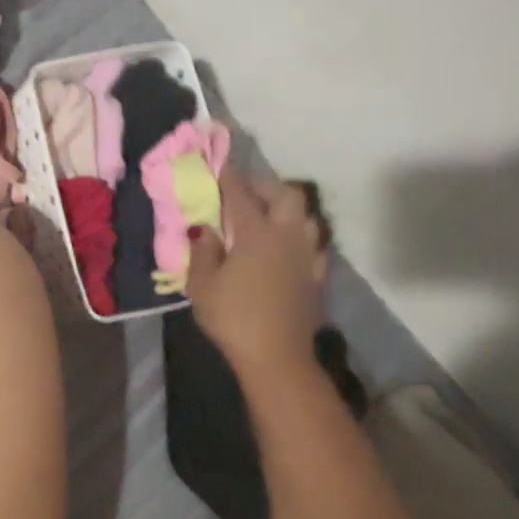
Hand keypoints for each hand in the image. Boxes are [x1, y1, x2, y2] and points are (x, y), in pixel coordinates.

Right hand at [185, 171, 327, 375]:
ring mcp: (307, 254)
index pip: (241, 195)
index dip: (229, 178)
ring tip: (267, 216)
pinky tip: (286, 247)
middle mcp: (286, 235)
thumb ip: (203, 253)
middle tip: (245, 191)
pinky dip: (296, 237)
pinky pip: (311, 243)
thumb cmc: (232, 317)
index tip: (220, 165)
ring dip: (286, 209)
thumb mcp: (202, 287)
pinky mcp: (316, 274)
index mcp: (256, 233)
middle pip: (284, 195)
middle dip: (264, 186)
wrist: (276, 353)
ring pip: (304, 216)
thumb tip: (205, 230)